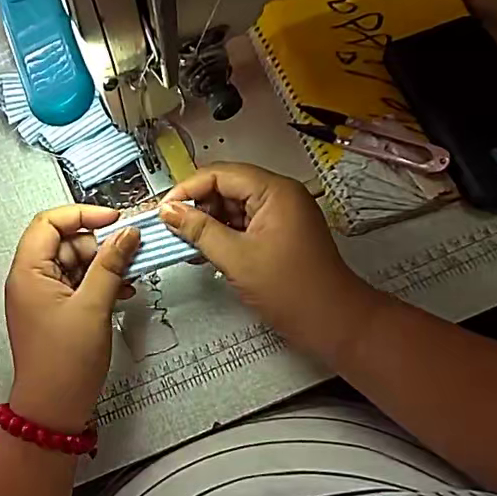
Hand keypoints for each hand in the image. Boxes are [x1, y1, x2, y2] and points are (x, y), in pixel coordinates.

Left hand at [4, 205, 139, 433]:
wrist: (53, 409)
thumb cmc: (63, 365)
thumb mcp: (93, 307)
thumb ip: (111, 265)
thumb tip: (126, 235)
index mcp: (28, 272)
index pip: (49, 222)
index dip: (83, 214)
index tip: (114, 219)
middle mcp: (30, 280)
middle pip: (66, 241)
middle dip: (99, 244)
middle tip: (130, 251)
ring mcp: (42, 296)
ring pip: (76, 263)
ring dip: (104, 265)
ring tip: (129, 274)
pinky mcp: (55, 311)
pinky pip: (79, 283)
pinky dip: (100, 283)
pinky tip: (122, 291)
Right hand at [157, 163, 384, 360]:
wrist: (333, 322)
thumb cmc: (291, 290)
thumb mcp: (236, 258)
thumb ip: (199, 230)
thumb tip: (168, 210)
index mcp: (275, 191)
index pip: (220, 174)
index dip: (187, 189)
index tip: (163, 210)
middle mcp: (280, 195)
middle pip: (227, 187)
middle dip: (197, 207)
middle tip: (172, 229)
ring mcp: (281, 214)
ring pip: (233, 207)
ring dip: (208, 223)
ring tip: (186, 245)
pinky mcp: (280, 233)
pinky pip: (244, 224)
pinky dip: (223, 235)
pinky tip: (204, 253)